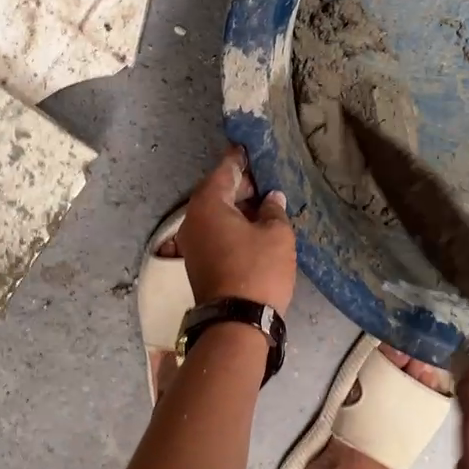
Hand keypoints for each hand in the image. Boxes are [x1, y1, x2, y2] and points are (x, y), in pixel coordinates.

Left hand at [175, 146, 296, 311]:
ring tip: (266, 201)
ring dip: (238, 206)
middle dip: (242, 183)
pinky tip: (254, 226)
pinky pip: (215, 230)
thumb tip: (270, 198)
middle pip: (218, 190)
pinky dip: (232, 223)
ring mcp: (192, 242)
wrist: (237, 324)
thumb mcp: (276, 235)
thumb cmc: (258, 271)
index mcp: (208, 204)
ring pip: (217, 212)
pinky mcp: (198, 261)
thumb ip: (273, 210)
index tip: (251, 145)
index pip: (225, 169)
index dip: (240, 157)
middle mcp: (193, 219)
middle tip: (267, 177)